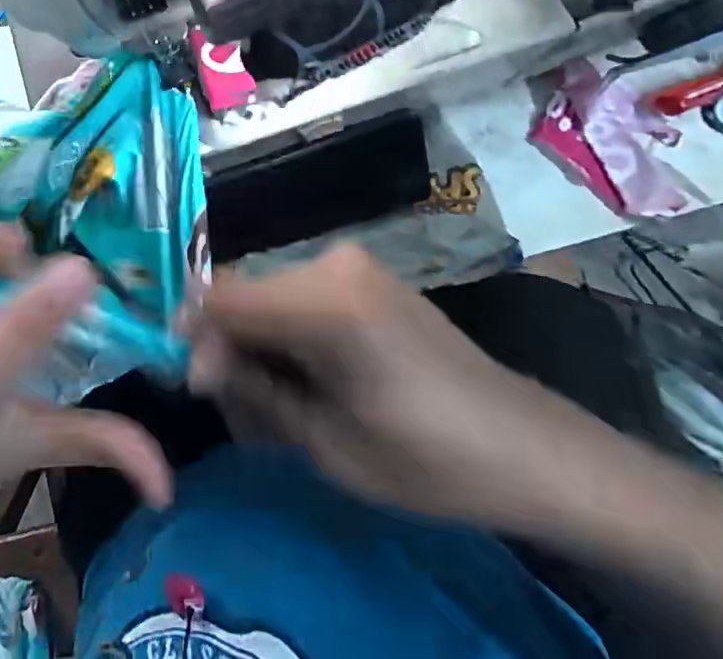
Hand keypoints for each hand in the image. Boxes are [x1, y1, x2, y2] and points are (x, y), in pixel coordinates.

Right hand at [187, 245, 622, 529]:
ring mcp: (352, 265)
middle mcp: (334, 263)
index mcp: (327, 299)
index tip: (201, 391)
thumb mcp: (326, 442)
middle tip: (244, 412)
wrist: (525, 445)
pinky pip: (297, 300)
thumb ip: (254, 390)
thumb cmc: (428, 459)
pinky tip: (304, 385)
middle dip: (229, 351)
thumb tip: (197, 364)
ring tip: (277, 410)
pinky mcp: (363, 278)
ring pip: (267, 300)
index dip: (197, 339)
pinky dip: (286, 341)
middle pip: (244, 296)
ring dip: (258, 351)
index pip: (222, 297)